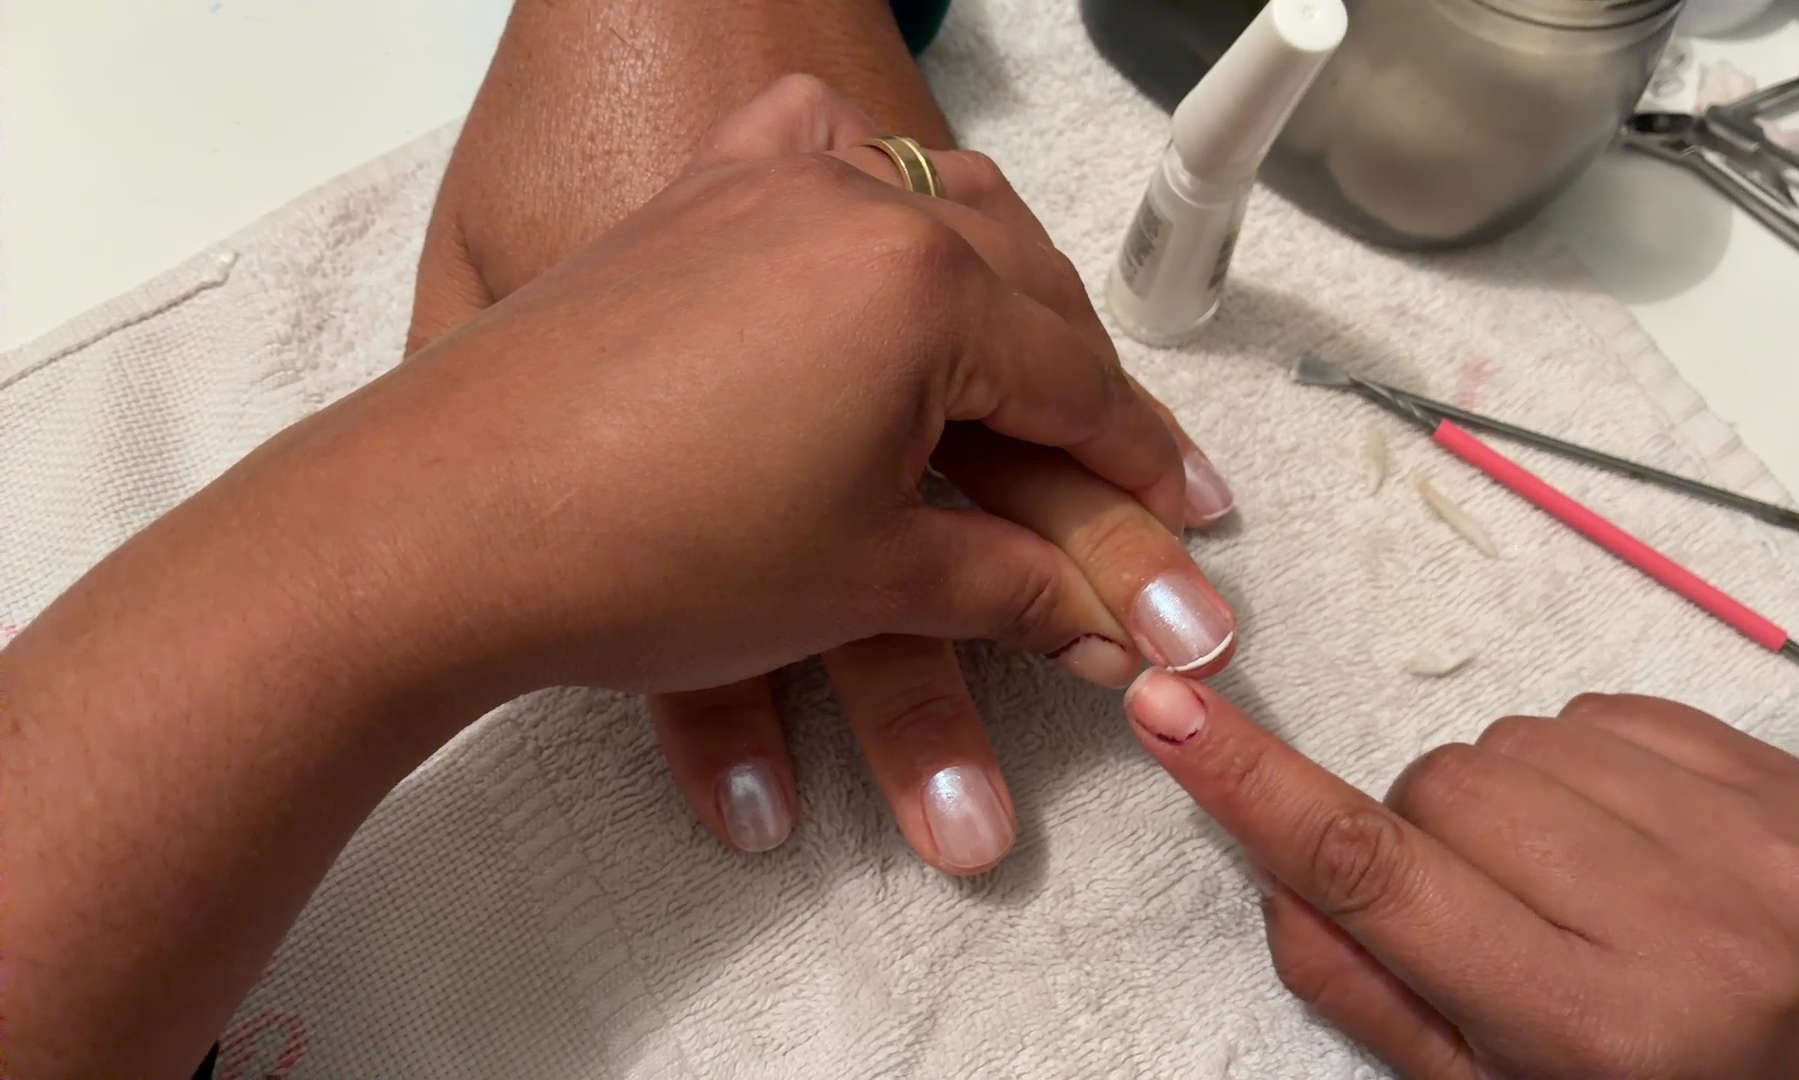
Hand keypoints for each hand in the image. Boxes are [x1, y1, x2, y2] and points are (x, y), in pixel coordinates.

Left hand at [2, 79, 1225, 1072]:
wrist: (437, 526)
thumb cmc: (663, 556)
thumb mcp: (869, 581)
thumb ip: (1006, 591)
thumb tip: (1098, 625)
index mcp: (922, 290)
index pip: (1078, 382)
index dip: (1142, 457)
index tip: (1187, 501)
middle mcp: (860, 203)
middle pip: (1030, 292)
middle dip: (1093, 386)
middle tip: (1136, 458)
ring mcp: (772, 183)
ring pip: (948, 214)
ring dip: (1010, 292)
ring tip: (1043, 359)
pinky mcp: (701, 198)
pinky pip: (835, 175)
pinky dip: (891, 214)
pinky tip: (894, 237)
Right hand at [1126, 676, 1798, 1077]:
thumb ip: (1345, 972)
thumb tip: (1263, 848)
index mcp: (1590, 1030)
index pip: (1366, 870)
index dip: (1248, 780)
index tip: (1164, 706)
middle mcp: (1689, 933)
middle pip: (1436, 783)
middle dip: (1428, 831)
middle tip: (1489, 902)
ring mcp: (1759, 848)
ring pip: (1507, 742)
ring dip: (1506, 799)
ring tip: (1572, 876)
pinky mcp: (1793, 785)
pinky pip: (1594, 711)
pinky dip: (1579, 763)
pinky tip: (1628, 834)